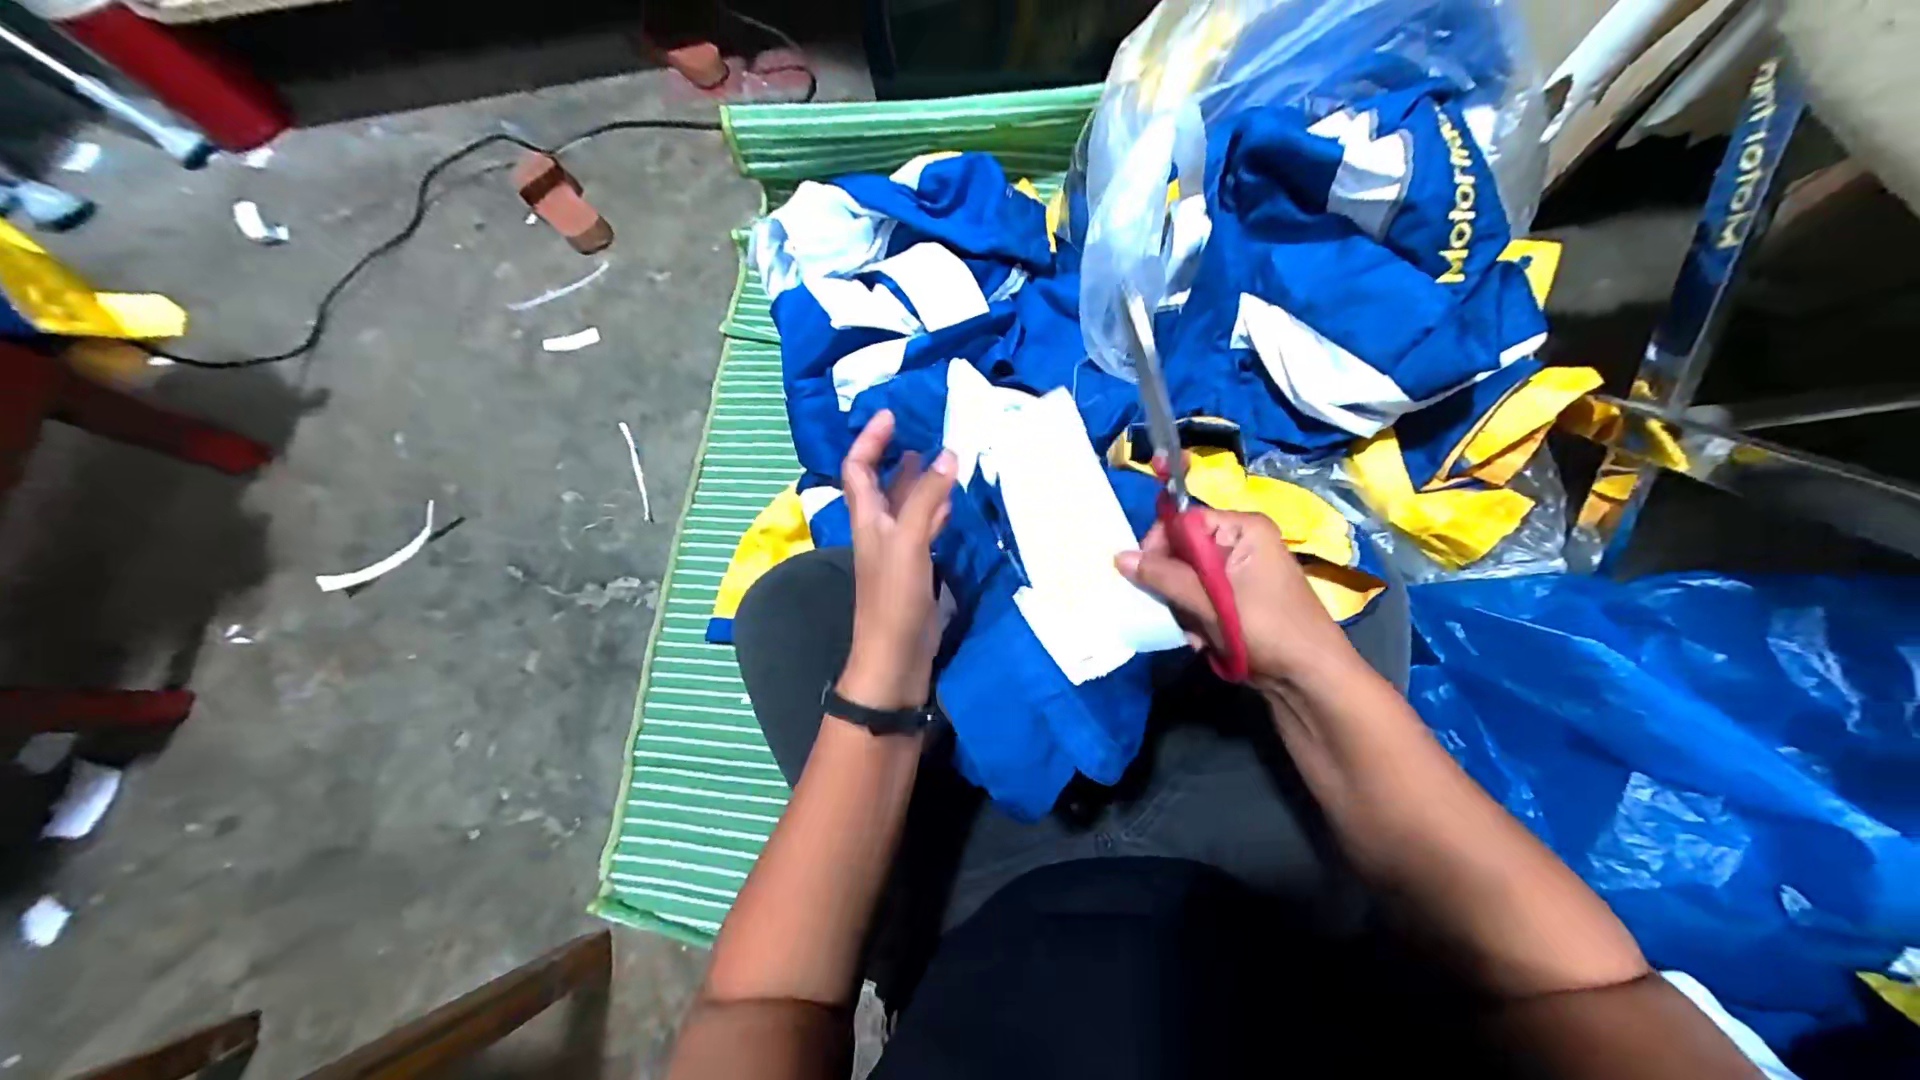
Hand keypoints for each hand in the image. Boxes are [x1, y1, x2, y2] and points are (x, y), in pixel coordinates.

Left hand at [836, 410, 956, 711]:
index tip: (889, 414)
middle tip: (923, 430)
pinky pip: (925, 527)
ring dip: (919, 480)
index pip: (859, 468)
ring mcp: (898, 549)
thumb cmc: (894, 598)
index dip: (870, 440)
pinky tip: (952, 502)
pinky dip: (936, 509)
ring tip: (943, 457)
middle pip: (882, 483)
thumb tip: (947, 454)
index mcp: (868, 518)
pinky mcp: (916, 567)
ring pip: (906, 504)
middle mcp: (879, 529)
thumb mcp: (909, 543)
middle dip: (896, 455)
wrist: (896, 656)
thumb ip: (926, 500)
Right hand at [1116, 509, 1357, 691]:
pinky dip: (1195, 619)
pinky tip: (1206, 639)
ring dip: (1183, 608)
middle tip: (1178, 611)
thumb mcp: (1211, 602)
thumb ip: (1164, 576)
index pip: (1184, 520)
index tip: (1144, 574)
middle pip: (1182, 551)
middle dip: (1173, 584)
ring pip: (1185, 579)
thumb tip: (1119, 557)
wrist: (1309, 680)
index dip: (1160, 543)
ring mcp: (1240, 572)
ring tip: (1198, 632)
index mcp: (1244, 529)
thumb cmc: (1268, 630)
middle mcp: (1242, 543)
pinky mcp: (1236, 597)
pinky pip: (1198, 597)